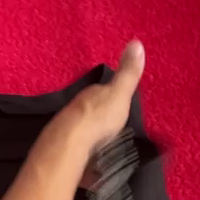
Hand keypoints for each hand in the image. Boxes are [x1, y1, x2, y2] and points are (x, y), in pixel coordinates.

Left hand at [34, 41, 145, 171]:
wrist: (71, 142)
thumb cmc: (99, 117)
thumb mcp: (120, 93)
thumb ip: (128, 73)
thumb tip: (136, 42)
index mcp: (91, 94)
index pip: (101, 92)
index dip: (110, 99)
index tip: (119, 107)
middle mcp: (76, 108)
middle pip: (90, 111)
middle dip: (98, 118)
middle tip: (111, 129)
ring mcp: (66, 127)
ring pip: (81, 128)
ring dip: (89, 134)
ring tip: (100, 145)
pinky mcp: (62, 147)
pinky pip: (75, 145)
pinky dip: (82, 149)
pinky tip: (88, 157)